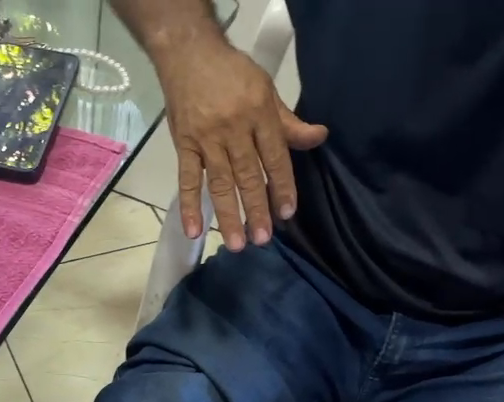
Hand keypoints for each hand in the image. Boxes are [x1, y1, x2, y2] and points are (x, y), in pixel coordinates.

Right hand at [156, 34, 326, 251]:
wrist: (189, 54)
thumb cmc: (232, 74)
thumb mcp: (266, 91)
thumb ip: (288, 123)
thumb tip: (319, 138)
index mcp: (259, 114)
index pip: (274, 157)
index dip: (282, 186)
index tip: (287, 213)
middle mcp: (234, 129)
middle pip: (247, 175)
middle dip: (256, 209)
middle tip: (262, 239)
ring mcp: (207, 140)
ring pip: (220, 183)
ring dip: (228, 215)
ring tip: (236, 244)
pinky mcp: (185, 146)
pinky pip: (187, 180)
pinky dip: (189, 206)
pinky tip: (193, 230)